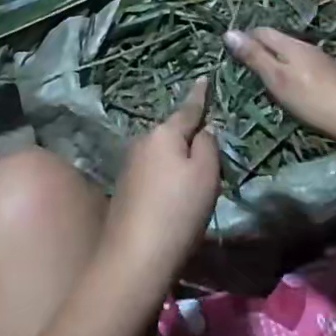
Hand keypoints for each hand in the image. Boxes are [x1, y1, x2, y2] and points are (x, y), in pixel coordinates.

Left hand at [101, 78, 219, 287]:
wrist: (135, 257)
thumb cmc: (177, 210)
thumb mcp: (206, 174)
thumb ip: (208, 145)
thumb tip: (202, 130)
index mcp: (163, 133)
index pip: (188, 109)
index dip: (199, 95)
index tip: (203, 78)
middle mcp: (142, 142)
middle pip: (173, 132)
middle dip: (189, 136)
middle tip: (211, 148)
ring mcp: (130, 165)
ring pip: (162, 153)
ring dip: (177, 159)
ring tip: (195, 178)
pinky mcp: (125, 189)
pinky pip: (153, 171)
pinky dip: (166, 176)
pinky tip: (174, 196)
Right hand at [223, 28, 335, 151]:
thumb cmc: (312, 100)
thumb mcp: (277, 79)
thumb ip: (254, 56)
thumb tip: (228, 32)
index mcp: (290, 44)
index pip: (261, 30)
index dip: (244, 37)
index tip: (229, 52)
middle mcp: (306, 46)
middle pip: (276, 39)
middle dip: (258, 47)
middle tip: (242, 66)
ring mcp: (321, 61)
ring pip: (290, 53)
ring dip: (274, 59)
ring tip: (261, 77)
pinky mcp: (330, 75)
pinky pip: (302, 65)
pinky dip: (289, 70)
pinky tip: (289, 86)